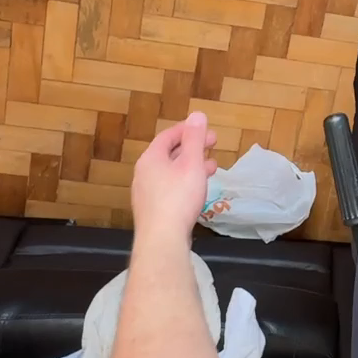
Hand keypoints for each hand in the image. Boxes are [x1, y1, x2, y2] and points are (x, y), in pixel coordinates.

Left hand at [130, 112, 216, 248]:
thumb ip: (195, 138)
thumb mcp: (192, 162)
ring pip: (171, 172)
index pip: (169, 135)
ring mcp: (145, 194)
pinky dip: (185, 182)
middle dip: (193, 147)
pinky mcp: (151, 211)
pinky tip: (198, 190)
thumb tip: (197, 115)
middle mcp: (143, 174)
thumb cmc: (178, 197)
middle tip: (213, 145)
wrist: (162, 241)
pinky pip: (169, 188)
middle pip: (169, 153)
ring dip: (192, 166)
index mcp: (150, 158)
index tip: (207, 130)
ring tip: (212, 167)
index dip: (188, 129)